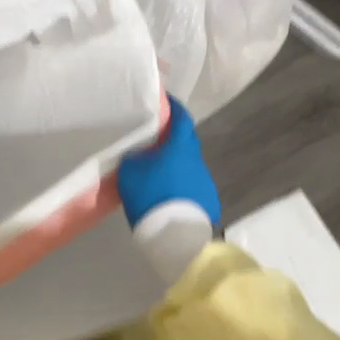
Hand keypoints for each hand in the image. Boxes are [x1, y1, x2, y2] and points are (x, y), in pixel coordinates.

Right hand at [116, 95, 220, 228]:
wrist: (174, 237)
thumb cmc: (149, 196)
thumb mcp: (129, 172)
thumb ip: (135, 156)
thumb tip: (139, 153)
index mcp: (178, 147)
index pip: (181, 117)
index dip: (174, 107)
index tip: (165, 102)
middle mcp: (196, 159)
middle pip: (186, 141)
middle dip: (173, 137)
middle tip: (156, 139)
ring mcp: (206, 181)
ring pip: (190, 164)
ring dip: (177, 164)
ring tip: (160, 172)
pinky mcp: (209, 200)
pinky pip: (194, 185)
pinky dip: (183, 184)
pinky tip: (171, 194)